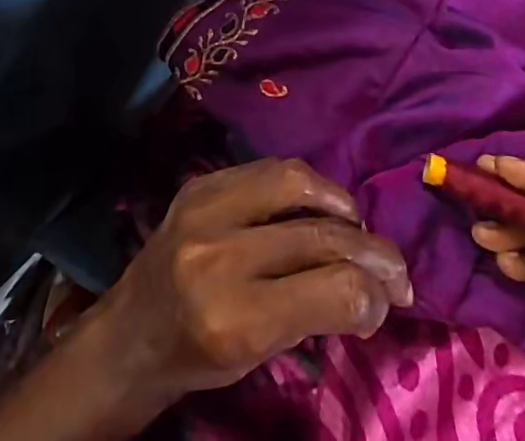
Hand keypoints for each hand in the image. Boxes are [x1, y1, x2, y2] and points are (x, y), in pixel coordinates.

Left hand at [0, 158, 410, 440]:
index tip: (386, 304)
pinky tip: (318, 205)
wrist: (130, 331)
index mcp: (234, 317)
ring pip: (297, 182)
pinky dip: (304, 185)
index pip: (334, 289)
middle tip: (394, 270)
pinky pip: (267, 168)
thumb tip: (374, 286)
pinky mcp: (199, 183)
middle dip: (374, 252)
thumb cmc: (196, 356)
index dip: (375, 294)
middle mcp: (219, 254)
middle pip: (323, 235)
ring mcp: (204, 208)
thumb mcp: (259, 354)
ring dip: (341, 204)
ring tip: (356, 228)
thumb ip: (317, 315)